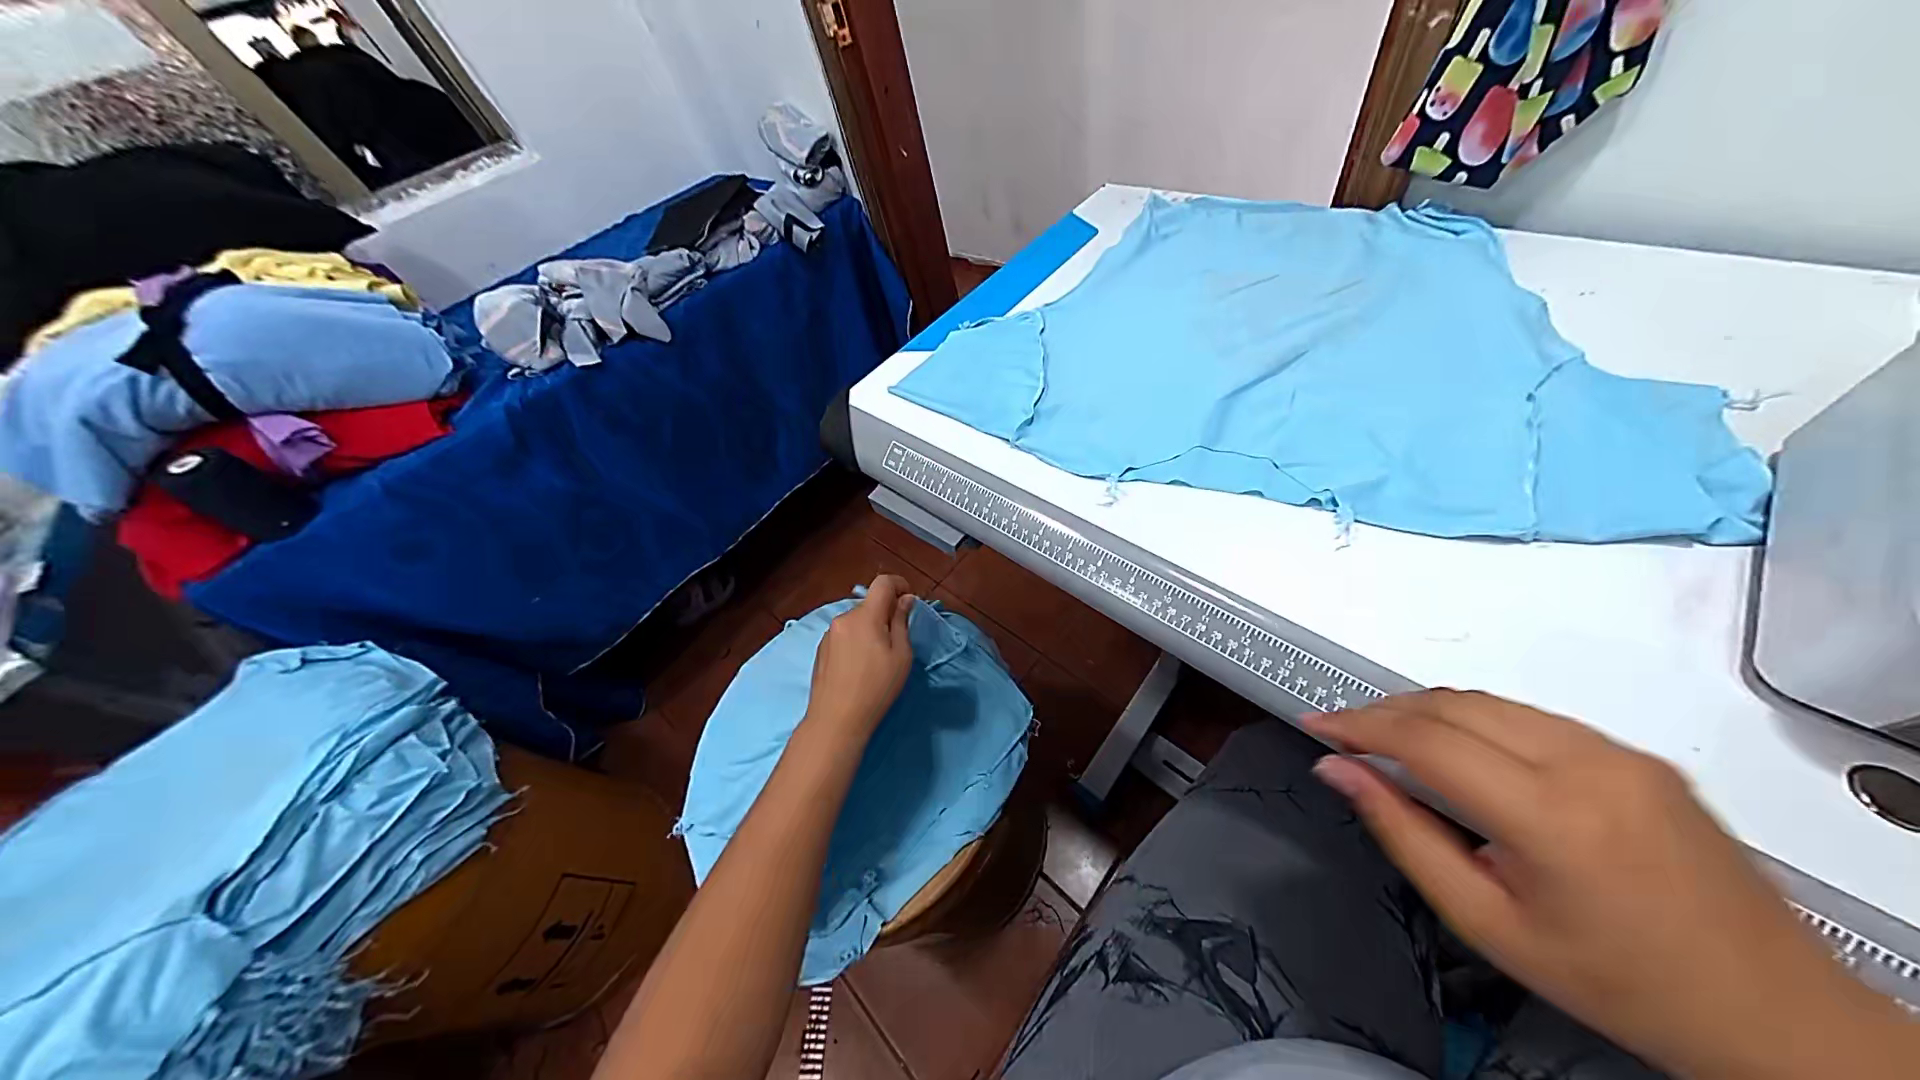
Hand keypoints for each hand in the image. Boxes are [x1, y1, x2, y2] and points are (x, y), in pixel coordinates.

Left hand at [805, 574, 916, 737]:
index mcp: (865, 616)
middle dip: (885, 612)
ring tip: (878, 657)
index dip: (899, 584)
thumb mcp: (901, 655)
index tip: (909, 600)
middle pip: (869, 604)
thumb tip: (904, 600)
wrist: (836, 719)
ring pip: (856, 620)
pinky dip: (856, 639)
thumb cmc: (877, 688)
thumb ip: (901, 622)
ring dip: (870, 627)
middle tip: (898, 638)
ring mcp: (829, 634)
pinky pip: (844, 634)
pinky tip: (860, 666)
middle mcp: (843, 619)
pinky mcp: (821, 650)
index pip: (883, 583)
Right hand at [1306, 691, 1919, 1079]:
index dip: (1359, 724)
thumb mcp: (1486, 922)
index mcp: (1553, 817)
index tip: (1318, 724)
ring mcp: (1622, 755)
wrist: (1774, 1015)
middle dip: (1384, 711)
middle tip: (1343, 733)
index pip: (1426, 739)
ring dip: (1424, 710)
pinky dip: (1472, 719)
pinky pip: (1528, 715)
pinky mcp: (1638, 755)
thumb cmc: (1623, 984)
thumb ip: (1402, 834)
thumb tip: (1341, 772)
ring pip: (1487, 701)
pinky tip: (1453, 747)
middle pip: (1453, 706)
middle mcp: (1592, 767)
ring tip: (1386, 737)